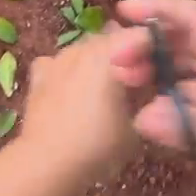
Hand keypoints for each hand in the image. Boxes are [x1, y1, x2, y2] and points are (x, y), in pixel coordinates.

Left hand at [13, 26, 149, 184]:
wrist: (48, 160)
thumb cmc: (98, 144)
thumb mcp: (134, 127)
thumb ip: (141, 100)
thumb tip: (141, 89)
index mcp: (109, 53)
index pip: (139, 36)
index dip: (151, 48)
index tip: (156, 68)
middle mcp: (83, 47)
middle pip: (109, 38)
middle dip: (122, 53)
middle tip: (132, 80)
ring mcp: (58, 57)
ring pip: (83, 48)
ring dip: (94, 61)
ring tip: (100, 88)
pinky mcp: (39, 72)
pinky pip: (58, 63)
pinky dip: (66, 71)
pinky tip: (68, 89)